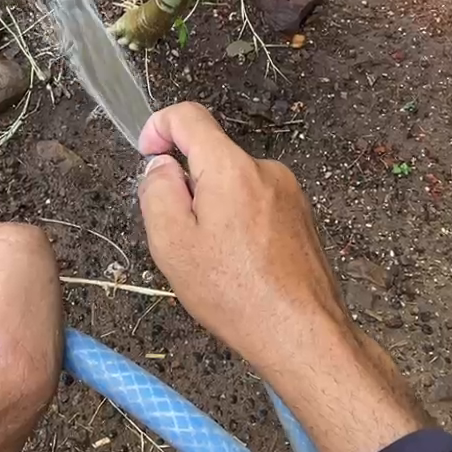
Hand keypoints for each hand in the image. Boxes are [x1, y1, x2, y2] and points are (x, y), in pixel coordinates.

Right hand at [138, 103, 427, 451]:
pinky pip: (255, 201)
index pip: (188, 115)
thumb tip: (161, 166)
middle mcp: (264, 169)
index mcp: (229, 168)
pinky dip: (237, 221)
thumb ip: (157, 191)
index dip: (158, 126)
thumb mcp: (171, 243)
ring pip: (231, 181)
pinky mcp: (301, 215)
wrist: (303, 336)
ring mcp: (288, 192)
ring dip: (213, 206)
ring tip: (214, 259)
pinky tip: (239, 264)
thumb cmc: (234, 294)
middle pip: (210, 154)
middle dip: (186, 183)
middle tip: (180, 235)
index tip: (147, 155)